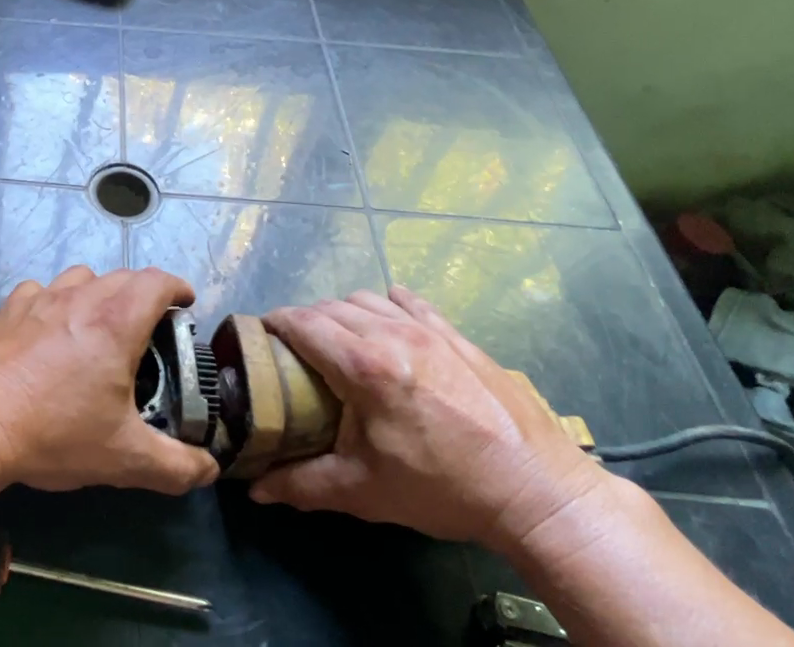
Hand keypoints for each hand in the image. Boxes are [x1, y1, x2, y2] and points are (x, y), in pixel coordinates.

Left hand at [0, 266, 219, 494]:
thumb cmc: (55, 435)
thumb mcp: (125, 459)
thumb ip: (176, 466)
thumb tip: (209, 470)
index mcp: (115, 322)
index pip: (157, 282)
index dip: (177, 288)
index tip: (185, 305)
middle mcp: (80, 298)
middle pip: (123, 277)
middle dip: (144, 295)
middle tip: (150, 329)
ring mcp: (40, 298)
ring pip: (82, 277)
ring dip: (100, 293)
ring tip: (101, 327)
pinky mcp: (9, 308)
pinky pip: (43, 290)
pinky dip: (57, 301)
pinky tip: (52, 330)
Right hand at [249, 286, 610, 549]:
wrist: (539, 493)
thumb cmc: (444, 490)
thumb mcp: (364, 492)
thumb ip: (302, 484)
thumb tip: (254, 489)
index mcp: (363, 367)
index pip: (302, 323)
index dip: (273, 324)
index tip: (259, 338)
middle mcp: (392, 335)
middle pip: (330, 307)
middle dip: (303, 321)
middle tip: (294, 351)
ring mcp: (431, 331)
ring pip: (368, 299)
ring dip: (342, 312)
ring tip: (339, 341)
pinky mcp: (460, 338)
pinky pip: (411, 301)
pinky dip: (388, 303)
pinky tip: (388, 317)